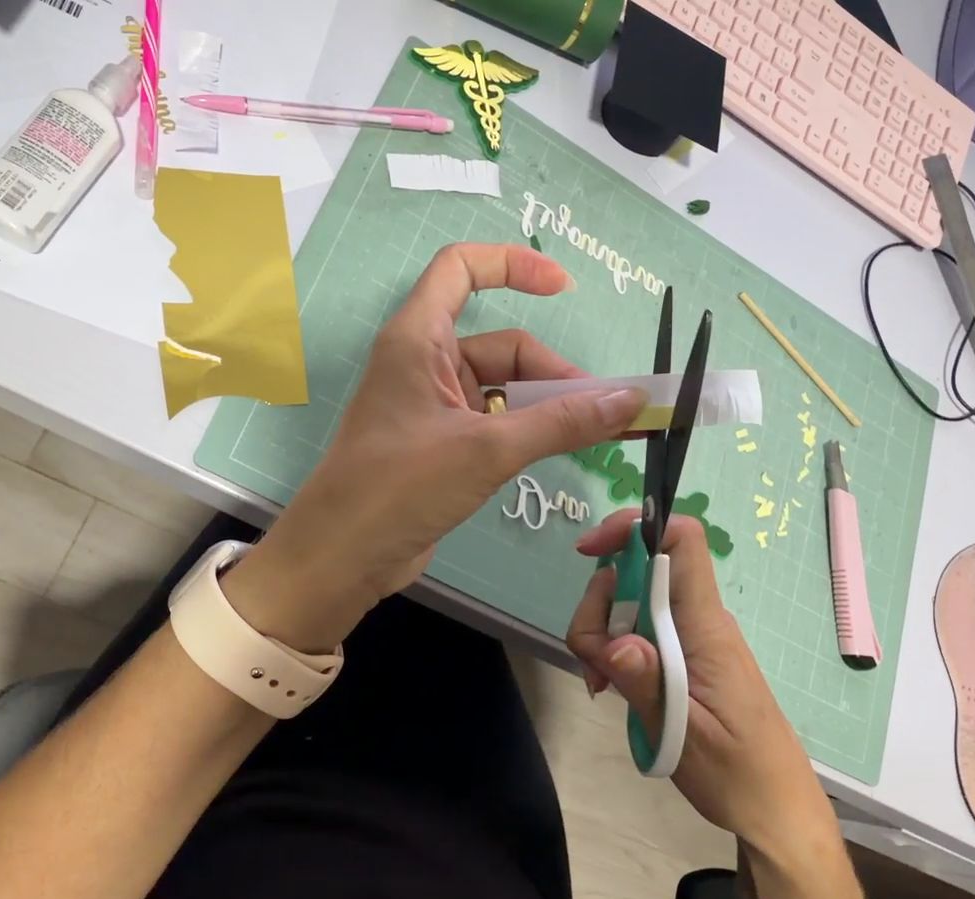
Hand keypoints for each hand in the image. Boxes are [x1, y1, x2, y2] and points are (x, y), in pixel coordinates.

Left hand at [226, 244, 646, 651]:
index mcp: (417, 338)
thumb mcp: (486, 450)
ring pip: (501, 390)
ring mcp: (430, 408)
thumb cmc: (400, 487)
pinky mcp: (437, 447)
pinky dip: (526, 433)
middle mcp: (422, 364)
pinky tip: (560, 451)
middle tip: (606, 411)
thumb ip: (561, 423)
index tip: (564, 287)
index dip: (513, 265)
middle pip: (500, 345)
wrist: (343, 556)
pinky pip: (492, 424)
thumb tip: (631, 400)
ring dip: (546, 408)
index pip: (461, 268)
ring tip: (597, 434)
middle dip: (553, 374)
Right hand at [567, 510, 835, 859]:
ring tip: (605, 685)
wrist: (775, 810)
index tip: (590, 551)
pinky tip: (611, 687)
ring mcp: (689, 641)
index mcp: (705, 629)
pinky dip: (614, 654)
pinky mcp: (682, 660)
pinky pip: (637, 636)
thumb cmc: (738, 774)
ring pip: (629, 607)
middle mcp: (697, 623)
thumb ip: (646, 683)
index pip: (682, 543)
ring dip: (602, 636)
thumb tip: (613, 640)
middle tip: (597, 664)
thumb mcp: (684, 735)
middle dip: (599, 606)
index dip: (635, 528)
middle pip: (636, 575)